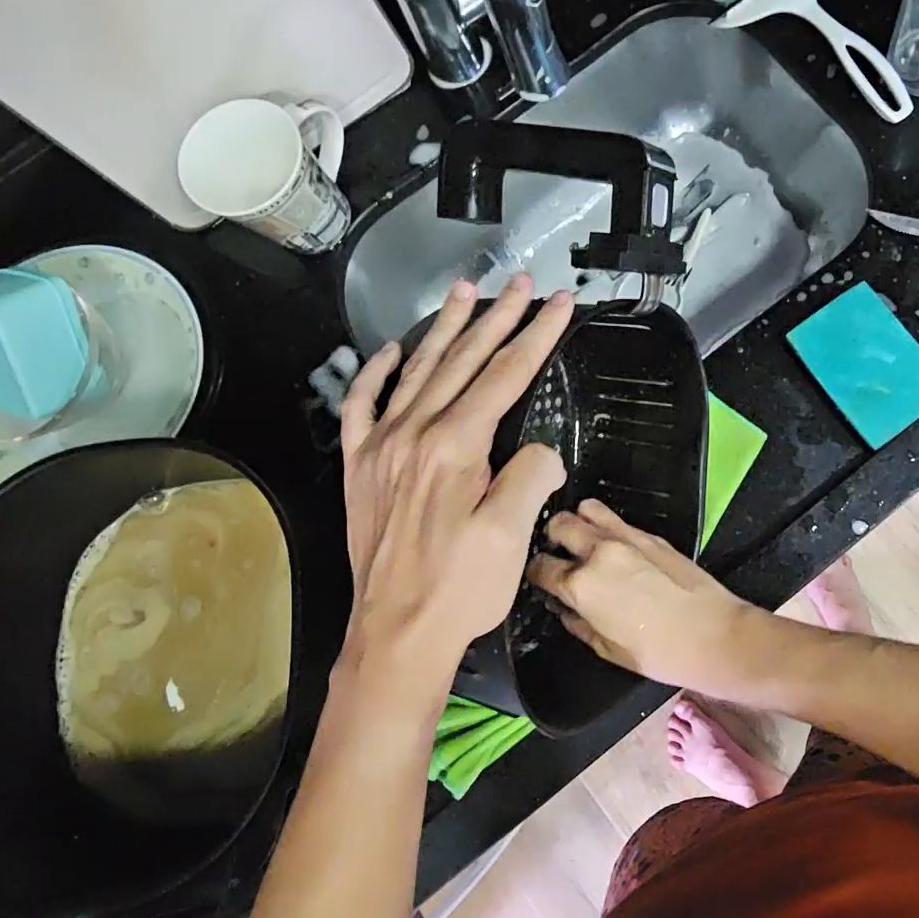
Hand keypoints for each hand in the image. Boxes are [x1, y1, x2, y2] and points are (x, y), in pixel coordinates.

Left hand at [338, 275, 572, 676]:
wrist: (396, 634)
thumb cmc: (460, 589)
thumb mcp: (511, 536)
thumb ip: (530, 477)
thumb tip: (540, 450)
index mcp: (454, 446)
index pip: (505, 375)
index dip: (537, 335)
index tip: (559, 304)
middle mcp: (413, 434)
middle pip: (463, 360)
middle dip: (498, 317)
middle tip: (520, 283)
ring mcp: (380, 447)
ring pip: (417, 369)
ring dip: (444, 328)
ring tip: (465, 291)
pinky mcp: (359, 466)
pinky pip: (361, 405)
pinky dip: (375, 373)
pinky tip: (389, 352)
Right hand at [528, 499, 759, 692]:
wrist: (713, 634)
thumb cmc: (658, 652)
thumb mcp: (607, 649)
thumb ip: (579, 624)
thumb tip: (565, 609)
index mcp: (582, 585)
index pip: (541, 567)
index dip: (535, 572)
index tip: (538, 577)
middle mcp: (598, 552)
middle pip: (559, 525)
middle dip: (552, 537)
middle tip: (557, 552)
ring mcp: (625, 537)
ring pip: (586, 509)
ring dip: (578, 521)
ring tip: (582, 539)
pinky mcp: (649, 534)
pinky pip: (615, 518)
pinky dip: (604, 524)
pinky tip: (611, 543)